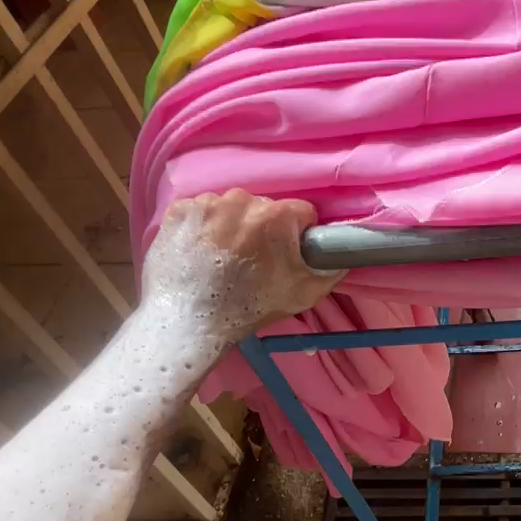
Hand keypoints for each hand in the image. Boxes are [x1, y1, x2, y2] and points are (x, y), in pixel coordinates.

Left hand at [140, 190, 344, 341]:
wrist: (189, 321)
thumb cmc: (251, 306)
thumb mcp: (304, 293)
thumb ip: (330, 270)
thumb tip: (341, 257)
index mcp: (277, 215)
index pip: (301, 212)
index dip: (298, 234)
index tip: (287, 254)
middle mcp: (242, 199)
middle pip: (264, 208)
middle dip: (263, 228)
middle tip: (253, 260)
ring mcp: (206, 202)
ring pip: (231, 207)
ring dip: (233, 225)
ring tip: (224, 257)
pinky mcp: (179, 210)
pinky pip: (202, 210)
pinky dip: (204, 226)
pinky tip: (201, 251)